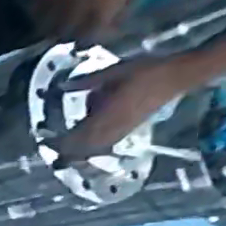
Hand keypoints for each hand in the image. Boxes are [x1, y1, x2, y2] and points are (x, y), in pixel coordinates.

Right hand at [27, 0, 151, 41]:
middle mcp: (74, 14)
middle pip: (61, 36)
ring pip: (43, 26)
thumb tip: (110, 26)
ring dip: (48, 28)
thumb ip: (119, 12)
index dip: (88, 41)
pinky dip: (35, 13)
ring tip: (52, 25)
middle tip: (70, 32)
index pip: (87, 40)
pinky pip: (33, 8)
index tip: (89, 38)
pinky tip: (41, 11)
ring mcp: (57, 1)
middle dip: (65, 36)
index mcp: (99, 16)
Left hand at [49, 53, 204, 158]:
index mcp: (107, 114)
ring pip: (96, 148)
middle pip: (85, 147)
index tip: (45, 142)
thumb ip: (86, 82)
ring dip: (79, 152)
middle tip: (51, 153)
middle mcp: (114, 126)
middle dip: (67, 153)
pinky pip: (108, 144)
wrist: (180, 75)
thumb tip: (62, 87)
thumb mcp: (113, 72)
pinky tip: (87, 146)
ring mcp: (124, 129)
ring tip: (63, 154)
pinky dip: (93, 147)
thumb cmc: (146, 71)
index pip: (78, 136)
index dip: (60, 143)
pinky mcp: (131, 128)